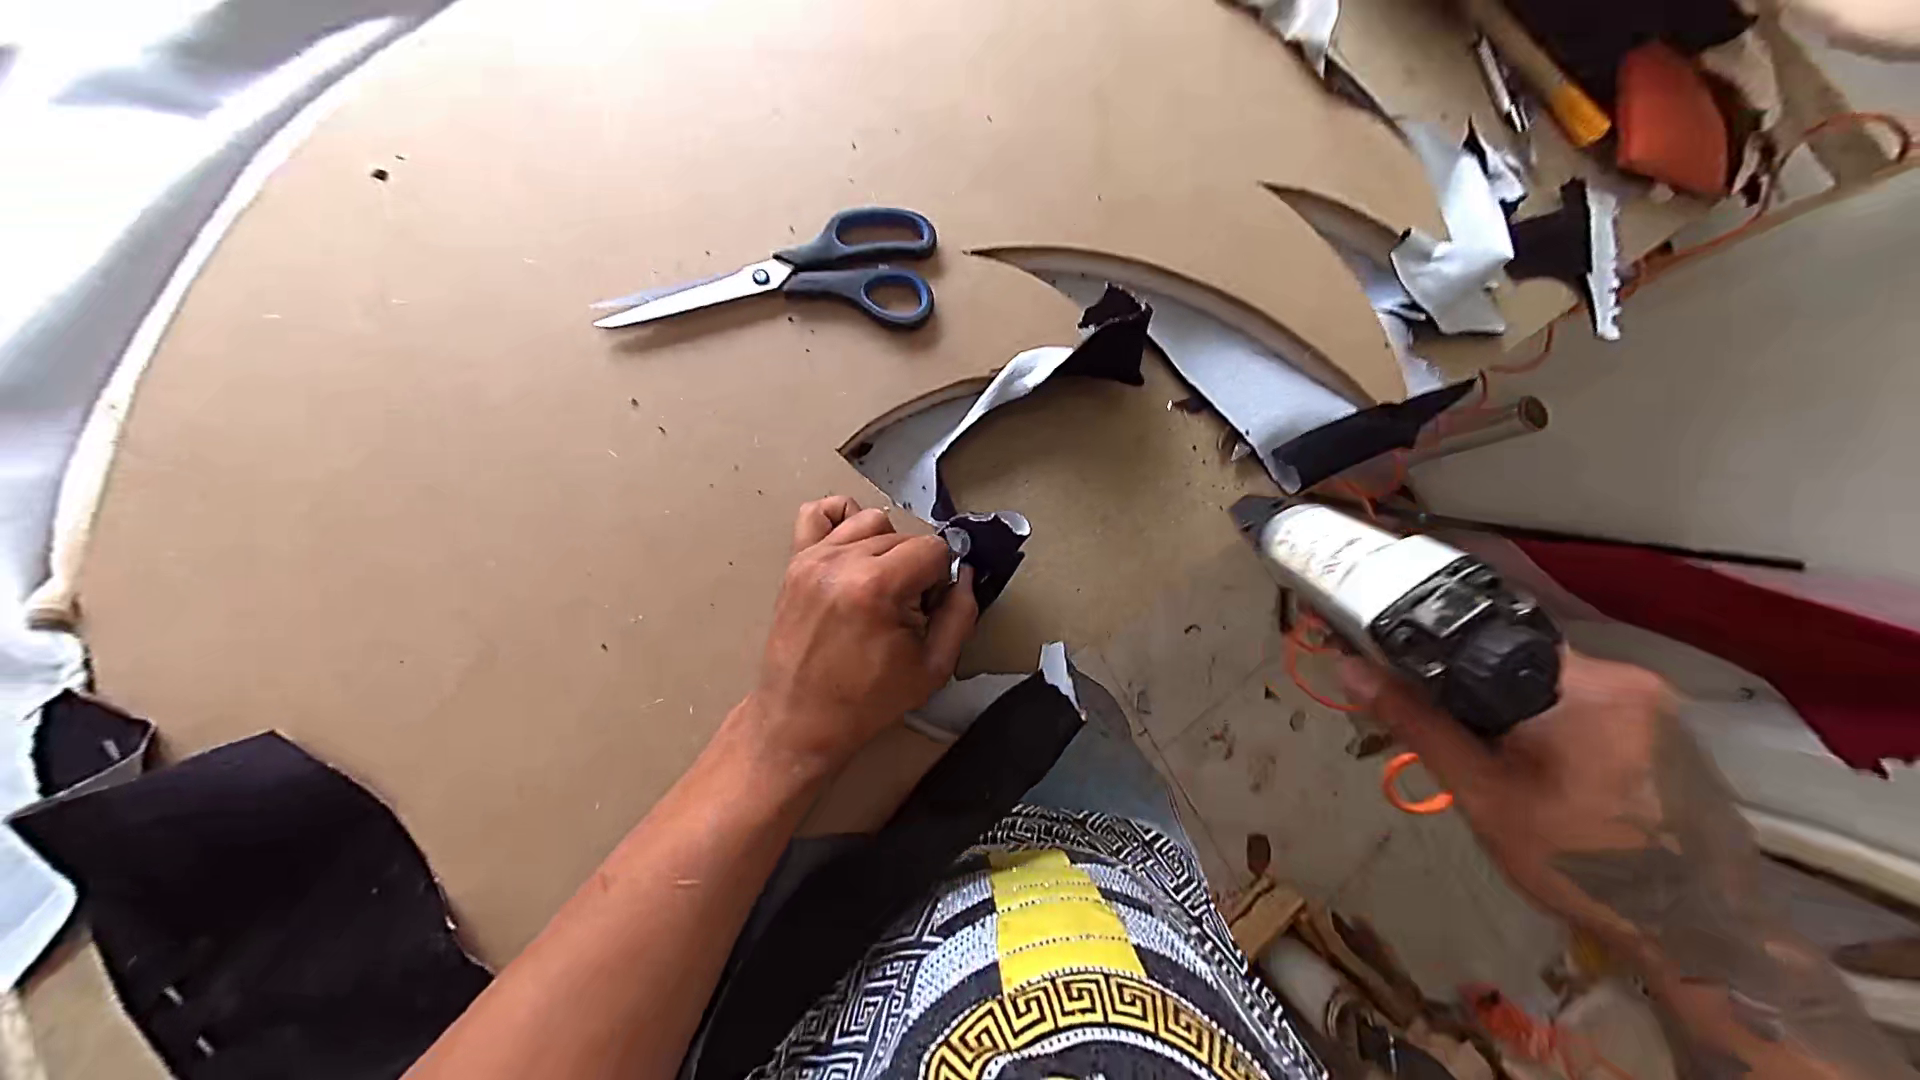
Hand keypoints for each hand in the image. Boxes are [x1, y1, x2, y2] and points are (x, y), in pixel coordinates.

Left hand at [735, 497, 977, 777]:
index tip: (931, 605)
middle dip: (917, 568)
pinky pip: (818, 513)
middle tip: (908, 608)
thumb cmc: (860, 702)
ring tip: (883, 584)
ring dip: (887, 547)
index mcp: (875, 587)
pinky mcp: (796, 564)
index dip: (941, 578)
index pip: (933, 548)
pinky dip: (842, 521)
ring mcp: (813, 560)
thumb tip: (966, 578)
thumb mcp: (932, 668)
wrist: (800, 721)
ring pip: (872, 521)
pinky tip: (854, 550)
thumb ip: (961, 614)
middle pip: (905, 535)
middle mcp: (840, 564)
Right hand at [1341, 649, 1673, 941]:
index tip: (1402, 680)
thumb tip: (1350, 668)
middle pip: (1513, 661)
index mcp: (1587, 685)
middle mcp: (1628, 680)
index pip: (1485, 639)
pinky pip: (1576, 704)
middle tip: (1453, 737)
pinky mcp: (1663, 729)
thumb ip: (1417, 722)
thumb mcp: (1480, 792)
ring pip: (1542, 684)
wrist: (1692, 935)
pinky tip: (1535, 766)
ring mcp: (1654, 705)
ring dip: (1508, 709)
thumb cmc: (1578, 860)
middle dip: (1473, 692)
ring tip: (1491, 757)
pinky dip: (1543, 723)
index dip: (1433, 657)